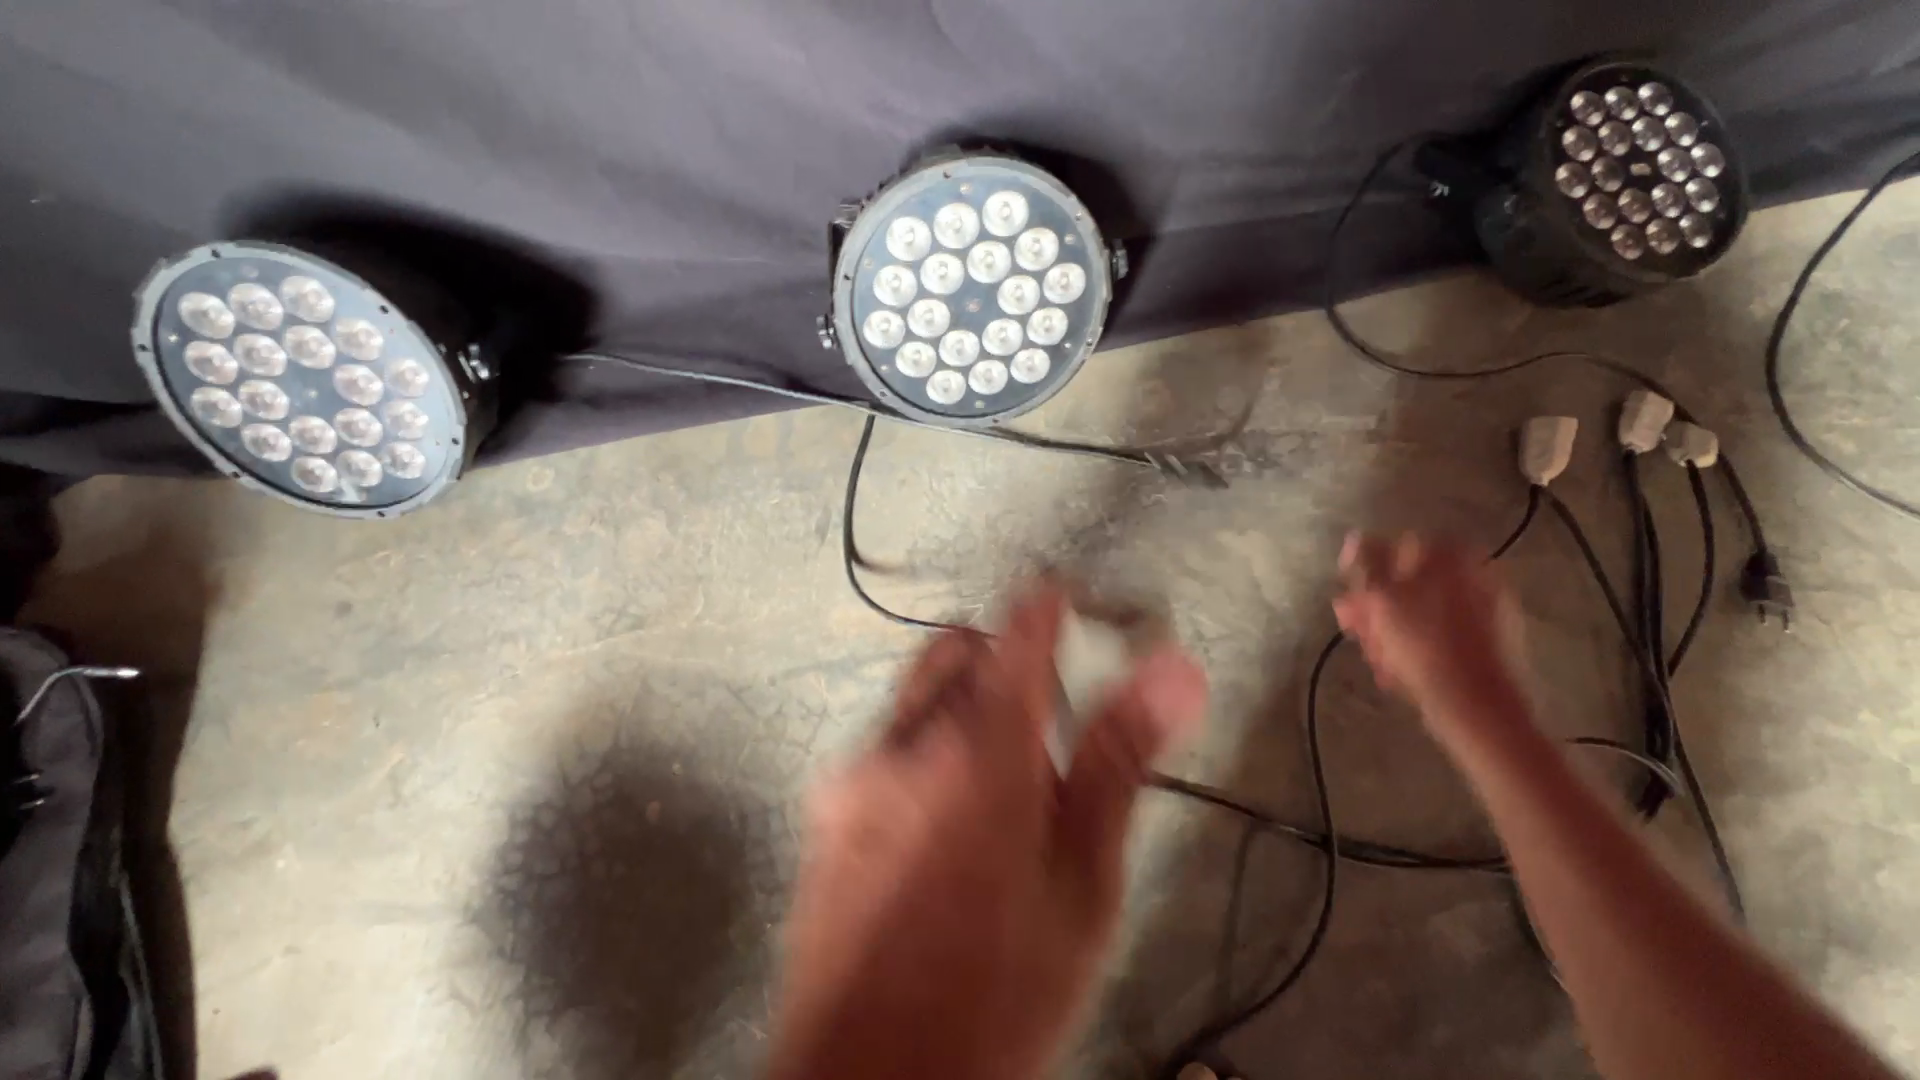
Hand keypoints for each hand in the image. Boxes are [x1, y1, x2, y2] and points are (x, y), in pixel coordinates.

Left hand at [770, 584, 1207, 1079]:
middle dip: (1001, 656)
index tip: (1067, 597)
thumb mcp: (1083, 884)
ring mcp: (853, 772)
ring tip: (997, 780)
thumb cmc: (1002, 987)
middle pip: (955, 649)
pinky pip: (881, 743)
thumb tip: (1177, 668)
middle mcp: (906, 740)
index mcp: (982, 747)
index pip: (1016, 634)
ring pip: (914, 695)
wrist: (872, 1074)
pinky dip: (921, 746)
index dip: (1046, 606)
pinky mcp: (823, 809)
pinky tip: (941, 819)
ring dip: (960, 705)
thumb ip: (1121, 761)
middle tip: (1044, 713)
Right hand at [1332, 533, 1528, 721]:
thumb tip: (1354, 536)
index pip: (1395, 548)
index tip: (1349, 598)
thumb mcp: (1382, 598)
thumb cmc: (1422, 644)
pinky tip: (1400, 669)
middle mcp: (1474, 573)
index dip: (1366, 573)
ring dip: (1392, 630)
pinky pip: (1441, 633)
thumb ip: (1365, 562)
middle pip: (1409, 583)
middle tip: (1356, 631)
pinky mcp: (1490, 640)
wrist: (1475, 702)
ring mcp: (1486, 607)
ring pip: (1422, 611)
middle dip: (1377, 607)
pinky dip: (1418, 645)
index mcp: (1451, 555)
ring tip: (1376, 657)